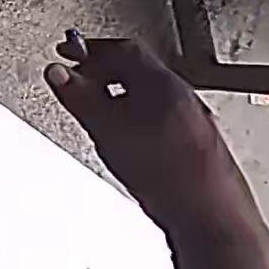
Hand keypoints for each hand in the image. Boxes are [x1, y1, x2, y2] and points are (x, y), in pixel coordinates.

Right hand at [44, 37, 261, 243]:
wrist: (211, 219)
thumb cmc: (166, 173)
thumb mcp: (105, 128)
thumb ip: (78, 96)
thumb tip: (58, 73)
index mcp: (161, 84)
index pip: (121, 49)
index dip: (88, 48)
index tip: (67, 52)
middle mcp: (182, 96)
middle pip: (137, 69)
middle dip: (103, 70)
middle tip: (77, 78)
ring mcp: (194, 120)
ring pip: (148, 94)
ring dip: (119, 94)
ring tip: (96, 110)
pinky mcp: (198, 144)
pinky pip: (160, 116)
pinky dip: (136, 115)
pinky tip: (126, 137)